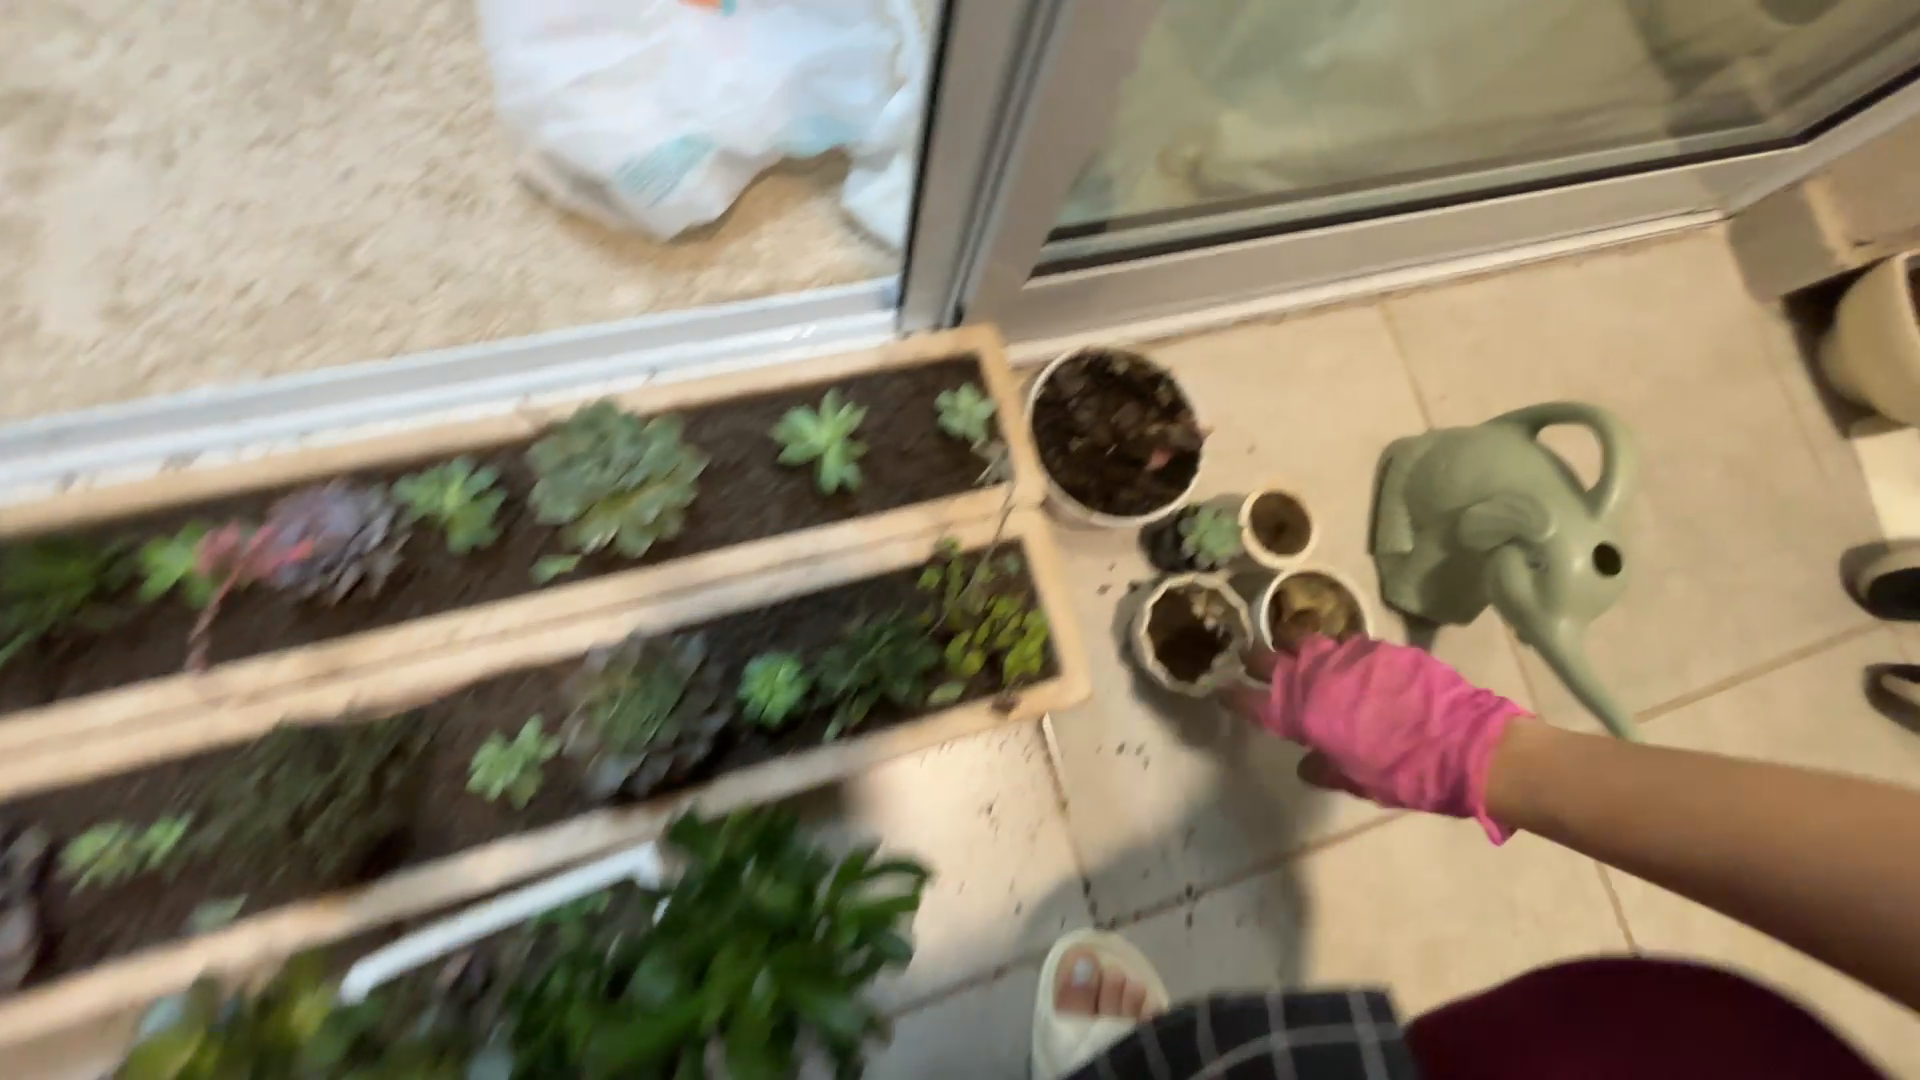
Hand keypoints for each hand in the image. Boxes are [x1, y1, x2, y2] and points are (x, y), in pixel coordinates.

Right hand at [1225, 634, 1526, 842]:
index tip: (1220, 690)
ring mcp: (1346, 657)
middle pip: (1270, 660)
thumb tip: (1307, 762)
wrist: (1470, 746)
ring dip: (1295, 648)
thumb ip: (1326, 768)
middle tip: (1251, 662)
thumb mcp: (1358, 782)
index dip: (1233, 697)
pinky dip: (1338, 653)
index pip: (1253, 702)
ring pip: (1306, 642)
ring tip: (1296, 652)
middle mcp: (1316, 678)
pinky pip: (1346, 645)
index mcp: (1303, 715)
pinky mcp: (1378, 648)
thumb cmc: (1406, 775)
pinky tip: (1348, 663)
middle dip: (1256, 661)